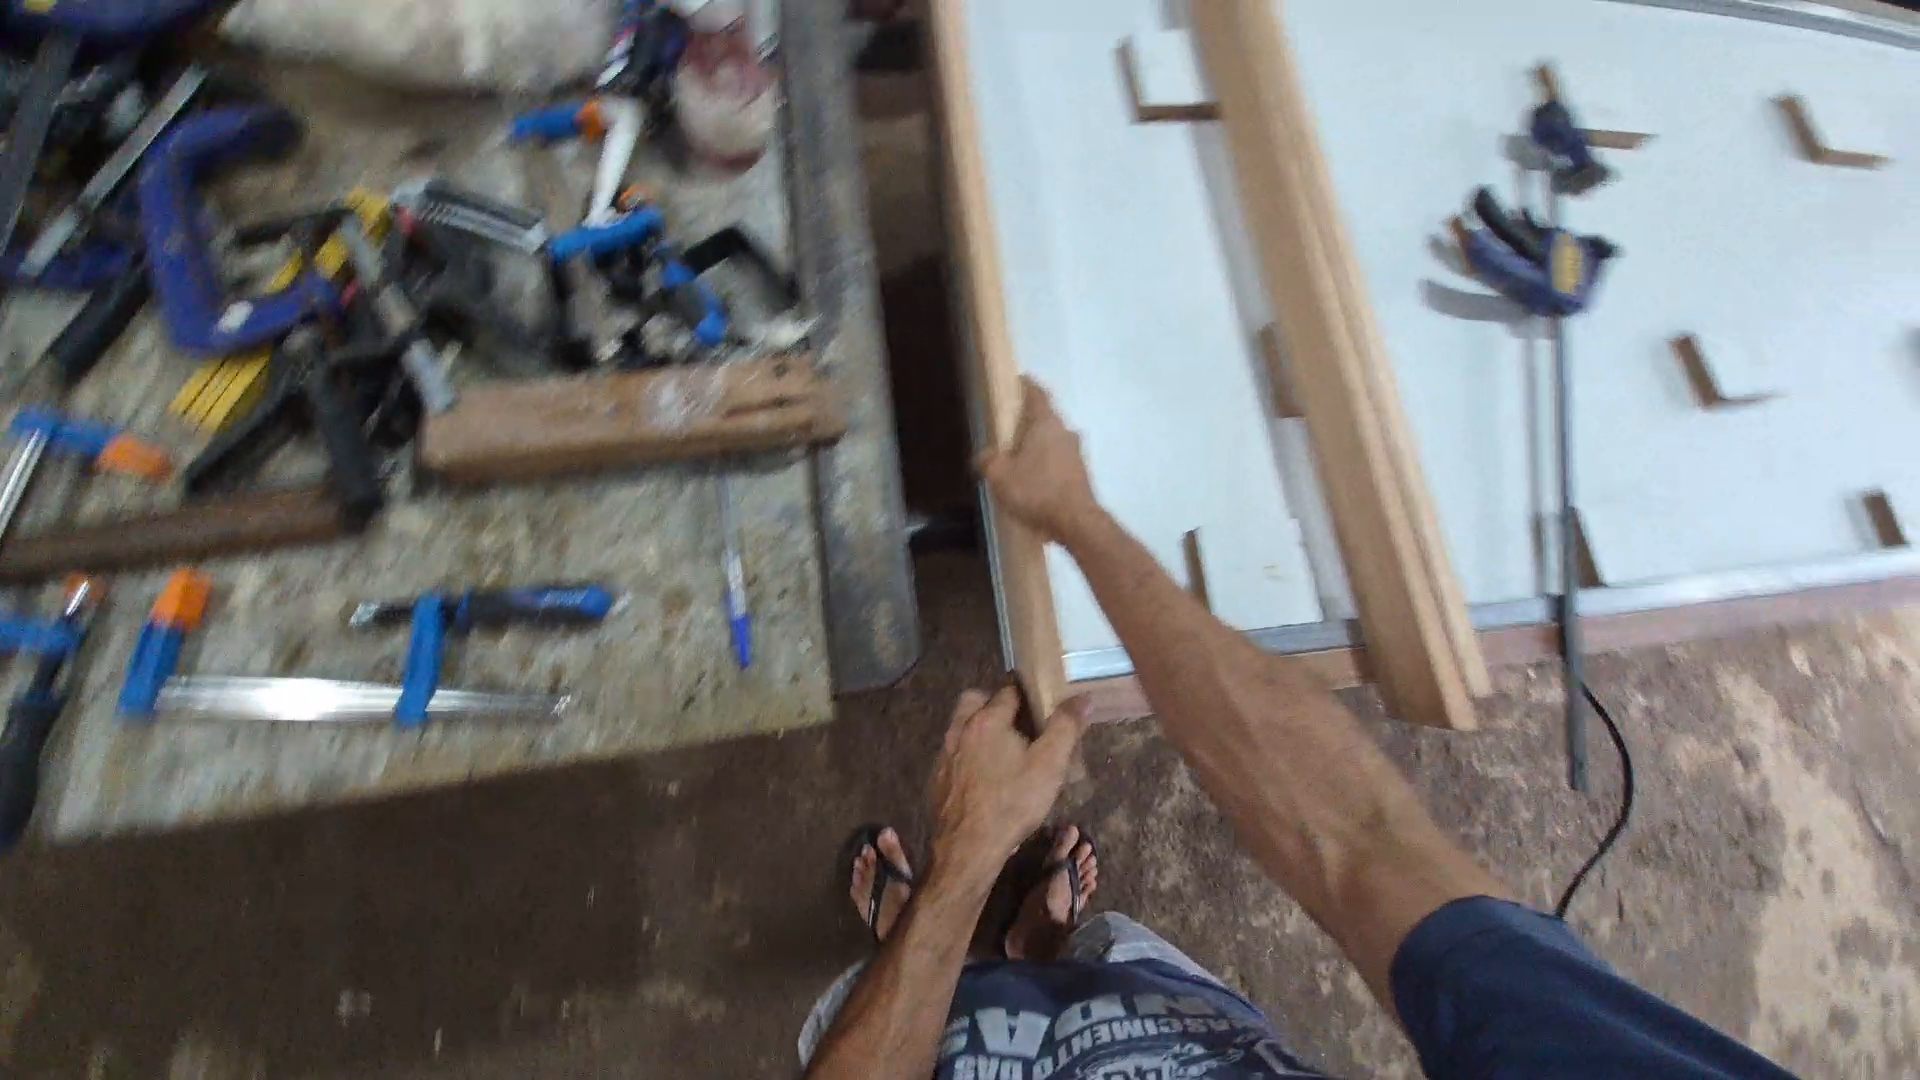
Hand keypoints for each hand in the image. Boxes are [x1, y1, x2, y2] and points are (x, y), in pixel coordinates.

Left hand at [928, 687, 1090, 882]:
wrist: (968, 847)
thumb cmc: (1012, 802)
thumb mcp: (1049, 765)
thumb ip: (1065, 727)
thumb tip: (1083, 698)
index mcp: (987, 719)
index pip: (1009, 690)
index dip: (1029, 694)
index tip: (1043, 704)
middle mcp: (960, 729)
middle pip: (976, 700)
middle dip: (996, 704)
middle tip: (1019, 724)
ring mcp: (945, 753)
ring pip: (962, 725)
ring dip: (981, 728)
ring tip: (1004, 750)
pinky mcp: (937, 777)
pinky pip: (954, 752)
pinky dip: (968, 753)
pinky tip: (984, 776)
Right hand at [977, 378, 1100, 544]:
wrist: (1076, 522)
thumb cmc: (1036, 491)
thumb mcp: (999, 475)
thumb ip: (988, 460)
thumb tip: (985, 455)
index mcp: (1046, 423)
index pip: (1037, 394)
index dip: (1027, 385)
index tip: (1019, 380)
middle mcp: (1066, 432)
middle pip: (1045, 420)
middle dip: (1027, 425)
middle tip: (1007, 433)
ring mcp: (1077, 454)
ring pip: (1052, 443)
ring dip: (1037, 448)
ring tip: (1018, 463)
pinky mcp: (1082, 475)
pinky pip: (1059, 463)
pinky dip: (1045, 467)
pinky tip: (1033, 484)